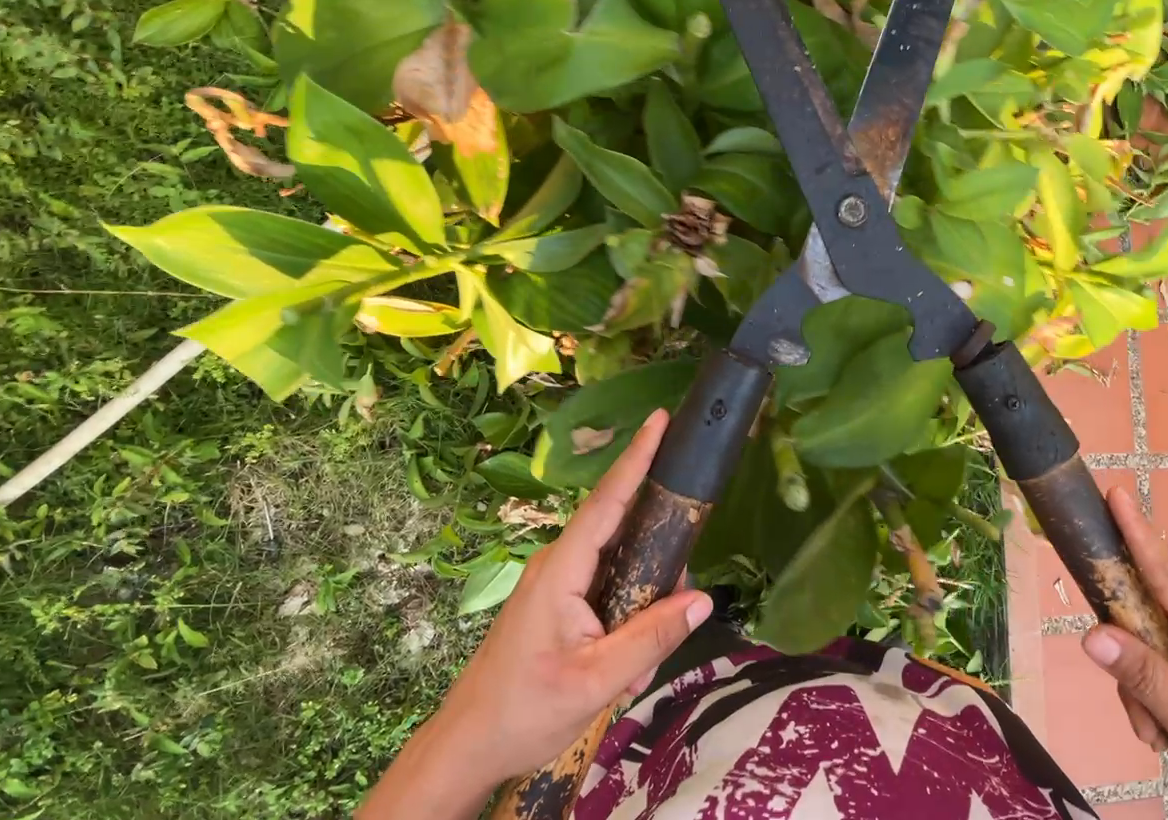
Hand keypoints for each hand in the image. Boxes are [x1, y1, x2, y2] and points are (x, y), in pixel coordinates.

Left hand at [359, 410, 712, 818]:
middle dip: (659, 564)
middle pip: (625, 535)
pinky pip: (608, 593)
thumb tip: (702, 599)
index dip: (636, 457)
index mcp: (562, 570)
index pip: (607, 501)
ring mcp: (557, 584)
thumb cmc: (523, 711)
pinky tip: (624, 668)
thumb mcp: (596, 682)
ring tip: (634, 669)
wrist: (464, 749)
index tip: (660, 418)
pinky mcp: (559, 604)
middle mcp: (559, 565)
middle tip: (673, 609)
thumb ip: (651, 638)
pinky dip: (627, 622)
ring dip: (642, 609)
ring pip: (621, 570)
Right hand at [1081, 488, 1167, 819]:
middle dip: (1136, 664)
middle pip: (1155, 617)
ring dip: (1146, 689)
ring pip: (1156, 644)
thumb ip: (1143, 679)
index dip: (1140, 537)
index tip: (1116, 495)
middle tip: (1144, 721)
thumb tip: (1091, 634)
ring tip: (1161, 737)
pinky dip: (1158, 693)